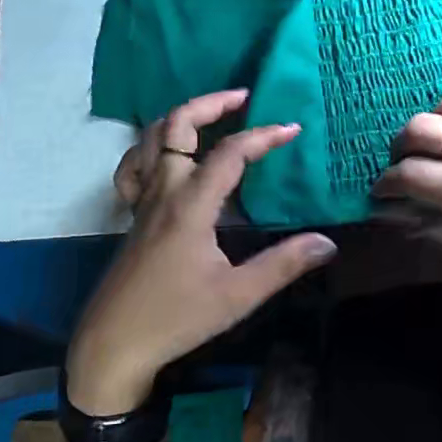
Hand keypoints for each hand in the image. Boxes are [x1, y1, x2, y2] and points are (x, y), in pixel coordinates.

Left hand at [69, 89, 338, 414]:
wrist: (113, 344)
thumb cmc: (176, 318)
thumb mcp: (238, 295)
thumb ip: (283, 264)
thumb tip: (328, 242)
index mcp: (190, 206)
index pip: (230, 153)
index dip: (264, 136)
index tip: (293, 129)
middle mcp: (163, 192)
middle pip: (177, 125)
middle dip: (212, 103)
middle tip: (245, 97)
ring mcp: (142, 202)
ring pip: (152, 139)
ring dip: (182, 118)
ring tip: (212, 115)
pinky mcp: (134, 217)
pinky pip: (135, 166)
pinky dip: (151, 148)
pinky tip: (167, 156)